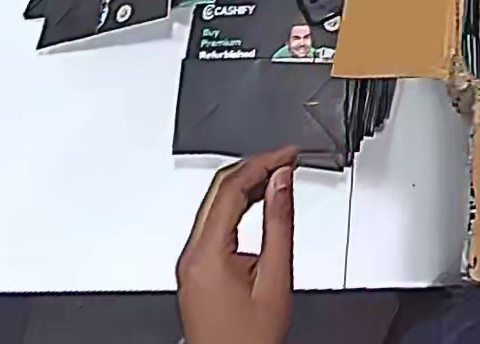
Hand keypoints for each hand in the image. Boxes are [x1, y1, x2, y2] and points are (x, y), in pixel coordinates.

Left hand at [177, 146, 296, 343]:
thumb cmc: (249, 340)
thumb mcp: (275, 277)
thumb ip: (279, 221)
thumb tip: (281, 179)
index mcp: (207, 255)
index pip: (232, 187)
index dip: (263, 162)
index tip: (288, 154)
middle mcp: (192, 255)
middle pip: (219, 189)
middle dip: (255, 165)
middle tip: (286, 158)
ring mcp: (191, 261)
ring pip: (215, 201)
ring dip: (247, 180)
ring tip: (279, 171)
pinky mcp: (197, 267)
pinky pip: (214, 218)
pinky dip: (239, 199)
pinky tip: (261, 195)